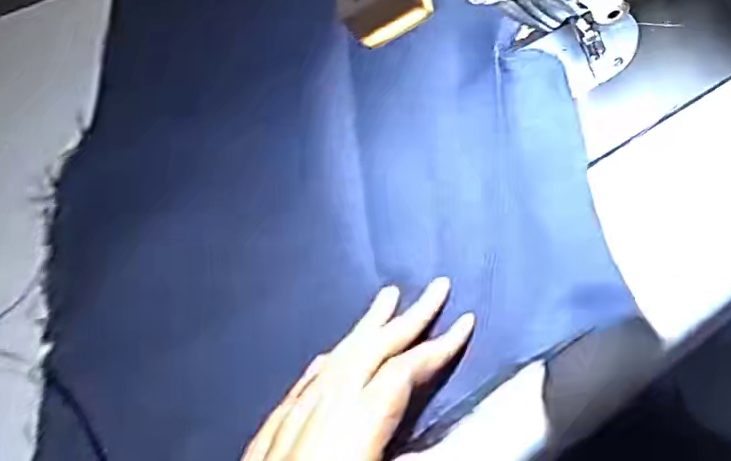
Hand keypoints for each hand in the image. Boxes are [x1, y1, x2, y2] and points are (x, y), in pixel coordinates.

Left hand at [240, 279, 474, 460]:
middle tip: (437, 286)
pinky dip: (315, 373)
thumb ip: (429, 451)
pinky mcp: (256, 456)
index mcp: (353, 427)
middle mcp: (318, 419)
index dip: (441, 344)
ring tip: (386, 300)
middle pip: (367, 356)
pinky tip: (324, 360)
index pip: (403, 370)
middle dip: (408, 319)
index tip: (467, 320)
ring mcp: (281, 436)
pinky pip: (290, 401)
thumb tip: (474, 415)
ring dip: (363, 331)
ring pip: (328, 370)